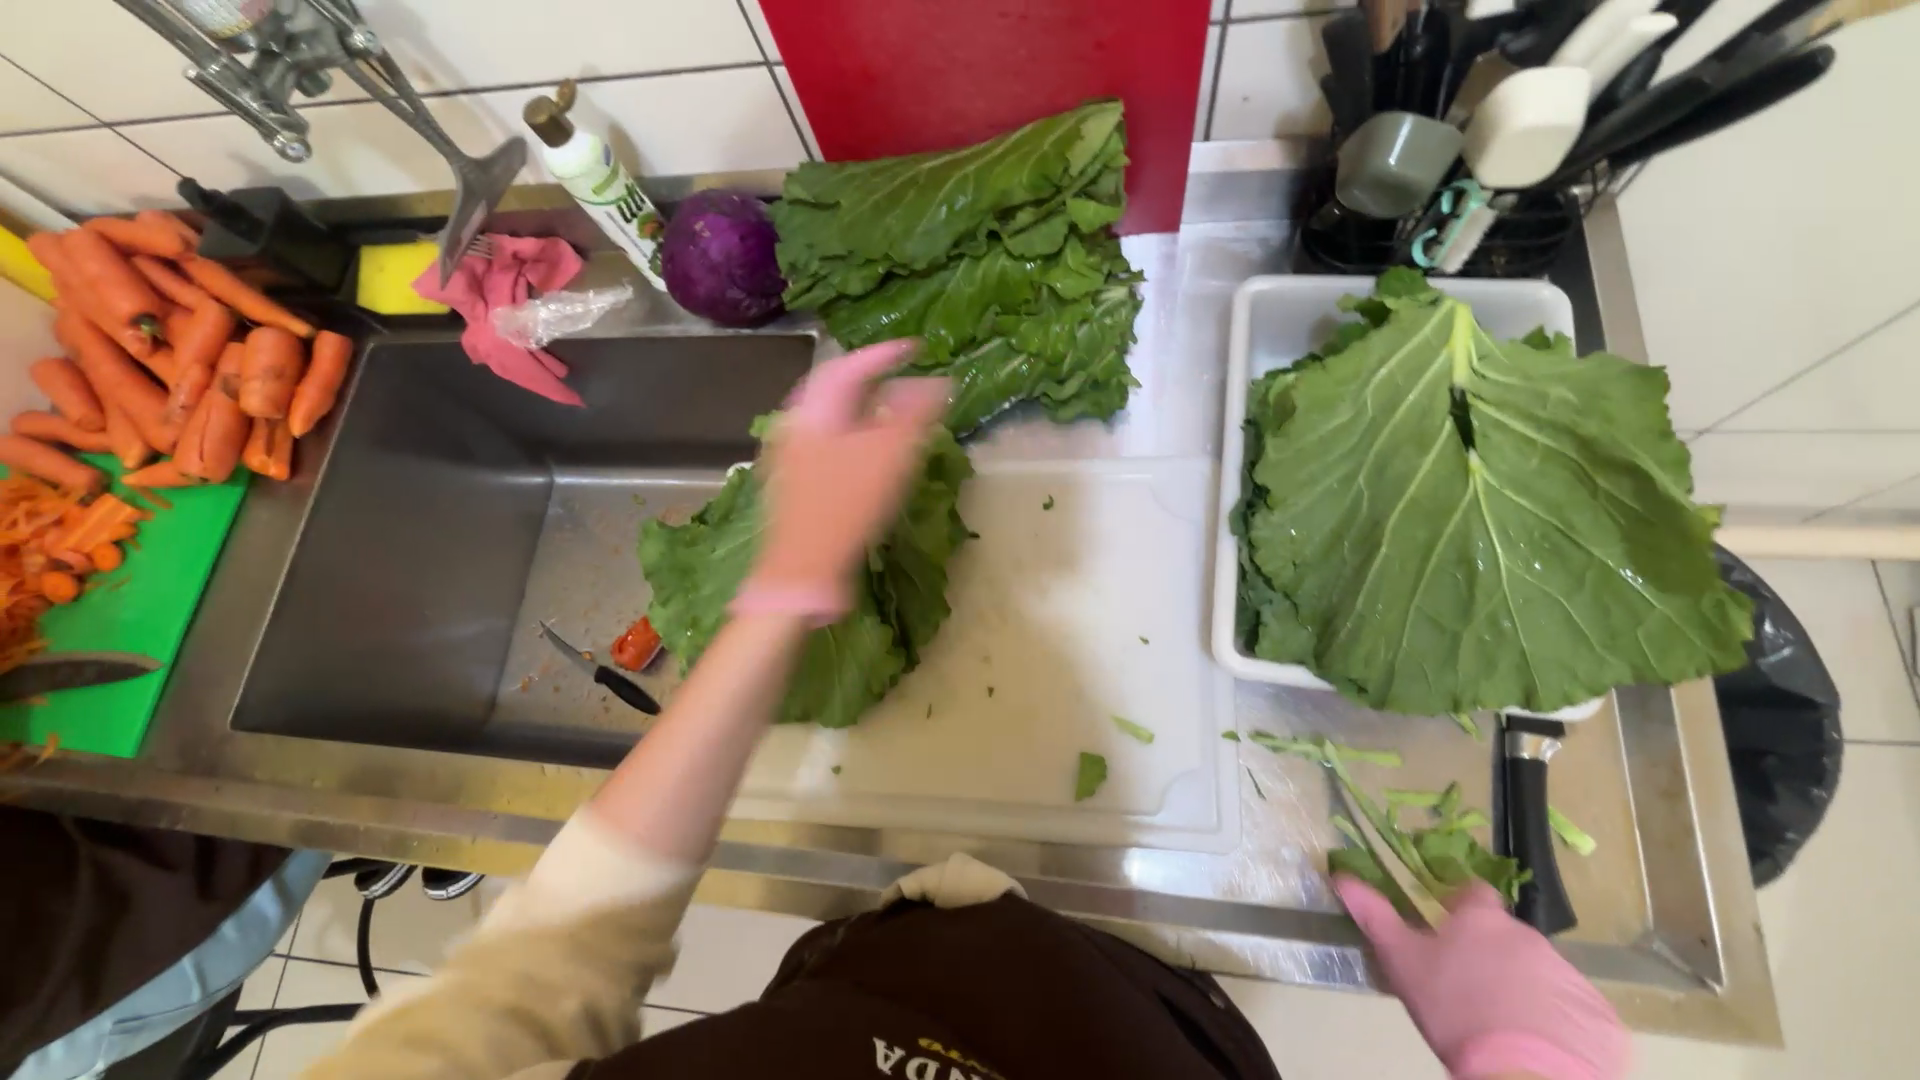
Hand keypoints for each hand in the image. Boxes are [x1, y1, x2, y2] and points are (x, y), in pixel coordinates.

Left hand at [733, 339, 948, 619]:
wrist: (801, 572)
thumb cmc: (845, 510)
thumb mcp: (888, 458)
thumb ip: (914, 415)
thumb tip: (938, 383)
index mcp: (812, 413)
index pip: (848, 368)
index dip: (883, 355)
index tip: (914, 349)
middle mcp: (795, 428)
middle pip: (834, 391)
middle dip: (871, 380)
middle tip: (904, 378)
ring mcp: (791, 457)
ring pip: (831, 419)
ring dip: (865, 410)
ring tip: (896, 413)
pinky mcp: (797, 484)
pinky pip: (828, 444)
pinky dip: (856, 436)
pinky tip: (873, 454)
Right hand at [1335, 877, 1629, 1079]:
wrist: (1521, 1073)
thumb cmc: (1452, 1007)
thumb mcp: (1400, 960)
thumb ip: (1374, 914)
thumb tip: (1340, 874)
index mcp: (1482, 920)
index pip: (1474, 893)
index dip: (1462, 906)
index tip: (1450, 925)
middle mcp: (1529, 936)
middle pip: (1508, 936)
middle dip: (1493, 954)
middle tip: (1471, 987)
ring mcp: (1570, 977)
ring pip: (1543, 973)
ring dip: (1526, 988)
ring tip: (1503, 1022)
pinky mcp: (1601, 1018)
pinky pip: (1576, 1012)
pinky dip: (1560, 1023)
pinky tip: (1537, 1045)